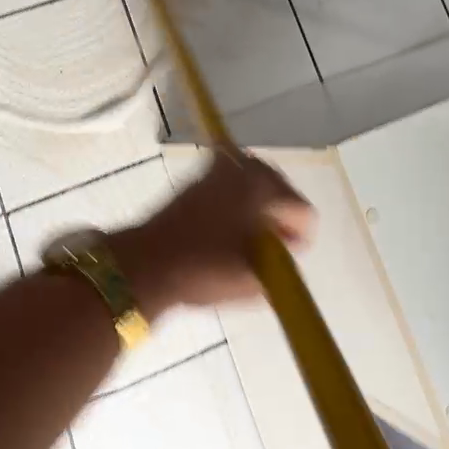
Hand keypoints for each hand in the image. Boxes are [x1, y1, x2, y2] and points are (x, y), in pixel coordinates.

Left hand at [110, 154, 315, 318]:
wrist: (148, 261)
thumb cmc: (205, 268)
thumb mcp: (253, 279)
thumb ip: (279, 265)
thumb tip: (285, 253)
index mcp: (260, 188)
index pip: (299, 205)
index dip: (300, 231)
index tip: (291, 252)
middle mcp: (239, 169)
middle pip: (275, 180)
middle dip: (280, 206)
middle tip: (278, 237)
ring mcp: (213, 171)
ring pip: (249, 174)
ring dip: (258, 198)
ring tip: (255, 231)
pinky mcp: (194, 180)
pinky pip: (226, 178)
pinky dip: (235, 194)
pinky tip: (229, 224)